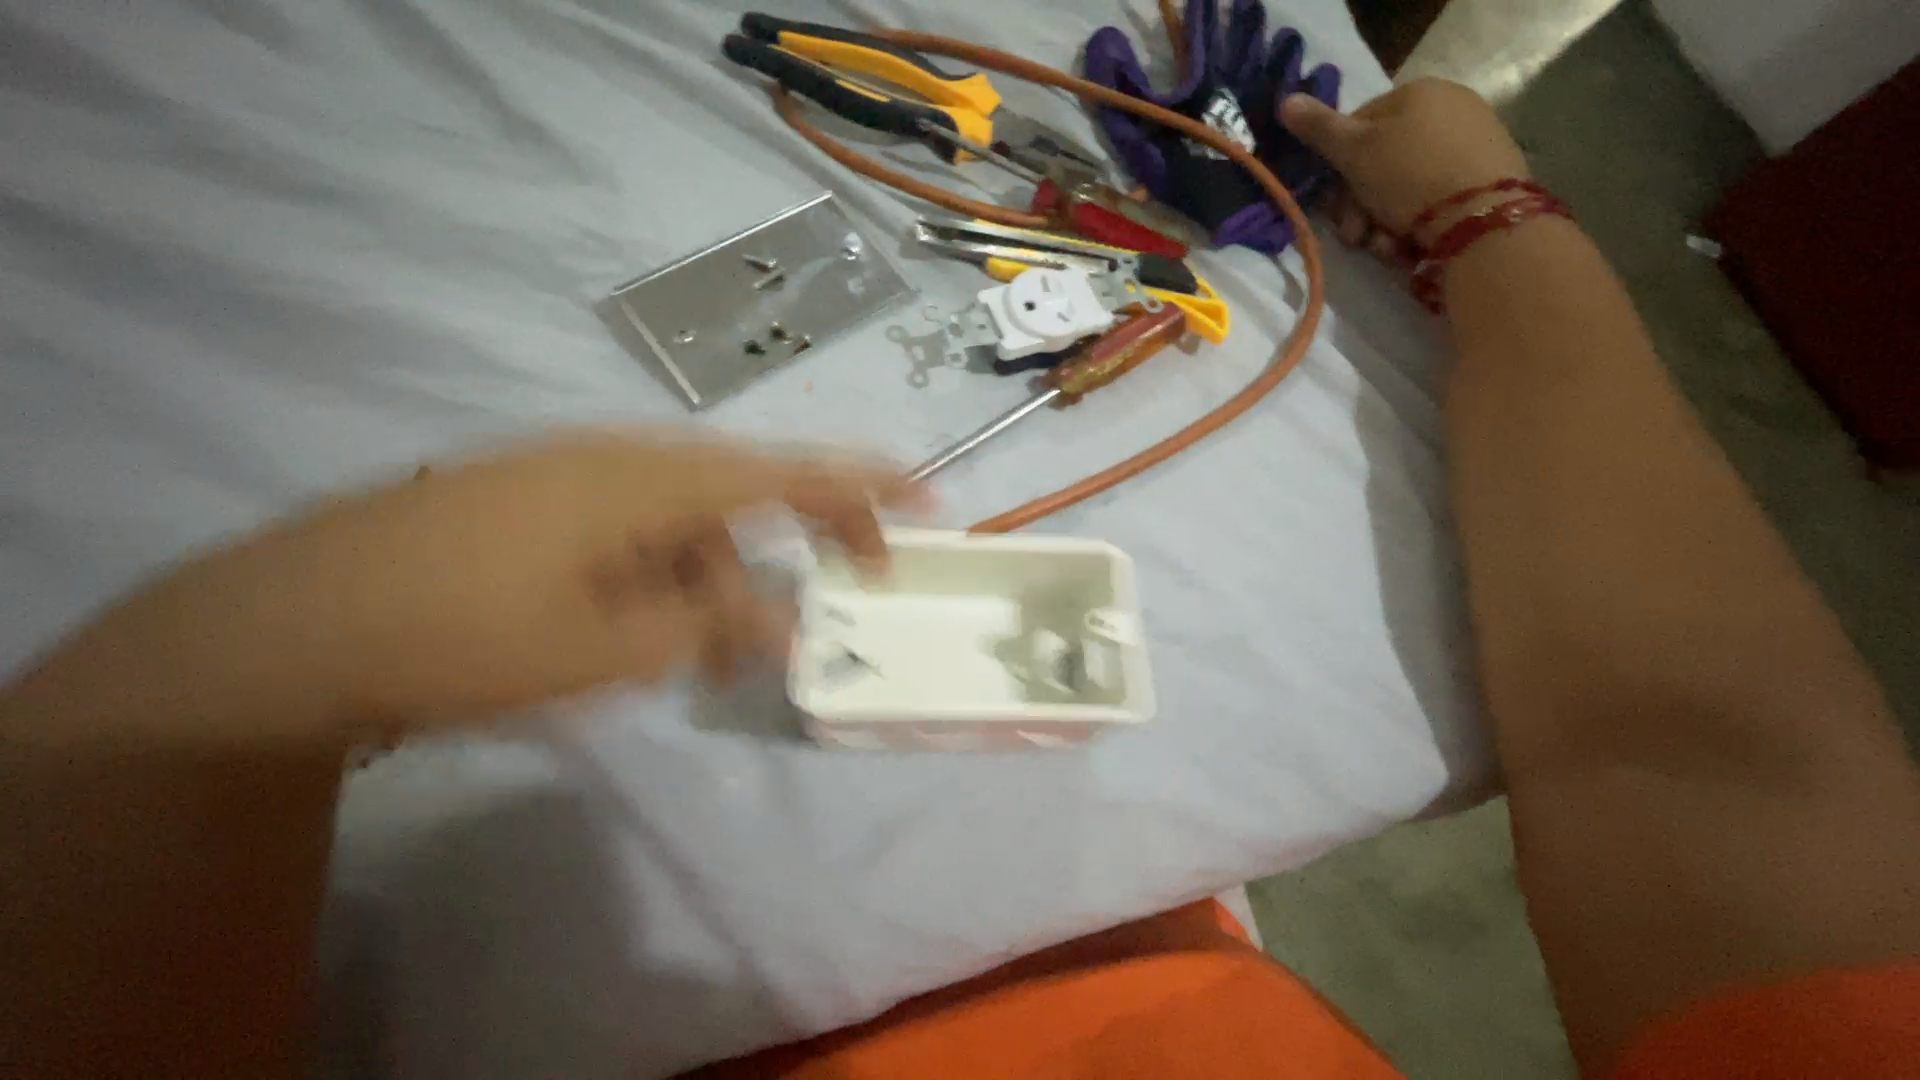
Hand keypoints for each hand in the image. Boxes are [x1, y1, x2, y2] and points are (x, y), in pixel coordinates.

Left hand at [7, 432, 916, 743]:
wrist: (290, 626)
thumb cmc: (467, 636)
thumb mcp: (610, 651)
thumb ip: (714, 630)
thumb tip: (787, 619)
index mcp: (653, 481)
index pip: (789, 471)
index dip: (866, 485)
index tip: (928, 501)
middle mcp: (622, 457)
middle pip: (742, 493)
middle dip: (786, 551)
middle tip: (800, 618)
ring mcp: (572, 471)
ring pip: (684, 519)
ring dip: (712, 580)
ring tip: (691, 657)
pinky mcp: (535, 496)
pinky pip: (634, 526)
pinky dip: (661, 574)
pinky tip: (632, 629)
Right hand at [1280, 79, 1527, 256]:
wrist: (1478, 216)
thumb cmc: (1407, 175)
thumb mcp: (1353, 150)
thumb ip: (1318, 129)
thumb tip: (1284, 101)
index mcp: (1416, 93)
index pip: (1358, 127)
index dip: (1337, 167)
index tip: (1329, 202)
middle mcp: (1446, 110)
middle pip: (1378, 164)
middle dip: (1357, 206)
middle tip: (1353, 234)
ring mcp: (1469, 143)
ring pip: (1400, 190)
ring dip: (1379, 224)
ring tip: (1382, 246)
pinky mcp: (1484, 178)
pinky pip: (1431, 201)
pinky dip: (1411, 226)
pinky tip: (1407, 245)